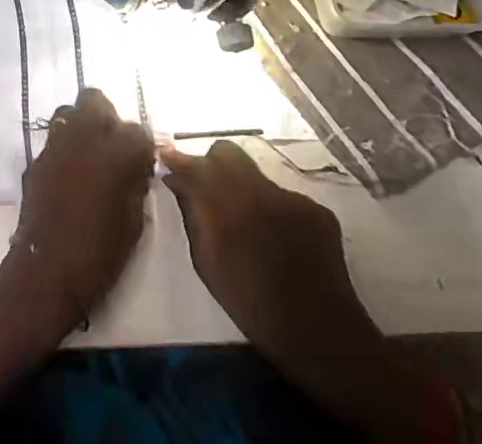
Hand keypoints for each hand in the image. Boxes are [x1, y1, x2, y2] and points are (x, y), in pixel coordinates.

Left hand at [11, 89, 154, 329]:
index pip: (137, 129)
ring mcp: (54, 148)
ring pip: (69, 113)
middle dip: (109, 117)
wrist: (47, 272)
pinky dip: (66, 148)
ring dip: (83, 126)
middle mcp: (82, 140)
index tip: (144, 160)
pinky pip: (54, 140)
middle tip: (116, 146)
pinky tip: (72, 174)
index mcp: (115, 155)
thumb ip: (136, 182)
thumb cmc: (100, 255)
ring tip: (92, 155)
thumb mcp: (134, 220)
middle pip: (94, 100)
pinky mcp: (36, 161)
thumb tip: (136, 166)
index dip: (143, 144)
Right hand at [161, 142, 463, 443]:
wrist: (315, 329)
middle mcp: (257, 190)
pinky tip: (278, 239)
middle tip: (209, 189)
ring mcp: (290, 196)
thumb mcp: (205, 260)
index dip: (176, 158)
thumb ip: (191, 213)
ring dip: (245, 190)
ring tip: (249, 224)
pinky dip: (274, 210)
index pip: (192, 164)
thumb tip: (177, 181)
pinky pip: (284, 197)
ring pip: (256, 175)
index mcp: (223, 205)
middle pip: (226, 152)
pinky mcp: (316, 209)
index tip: (165, 157)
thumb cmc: (247, 301)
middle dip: (212, 164)